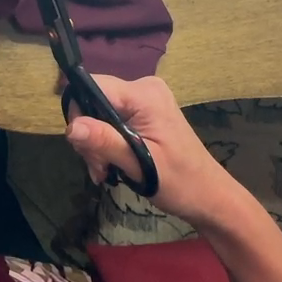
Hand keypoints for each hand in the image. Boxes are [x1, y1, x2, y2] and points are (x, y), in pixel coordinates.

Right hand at [64, 75, 258, 232]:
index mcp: (144, 95)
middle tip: (99, 168)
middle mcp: (143, 88)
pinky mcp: (144, 110)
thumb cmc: (180, 182)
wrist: (209, 196)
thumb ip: (104, 141)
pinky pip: (111, 118)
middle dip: (89, 135)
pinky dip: (106, 141)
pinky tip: (110, 164)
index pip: (93, 85)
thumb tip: (71, 128)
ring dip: (96, 143)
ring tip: (105, 170)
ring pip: (99, 112)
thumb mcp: (139, 164)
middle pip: (94, 100)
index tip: (84, 146)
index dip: (79, 112)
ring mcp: (144, 98)